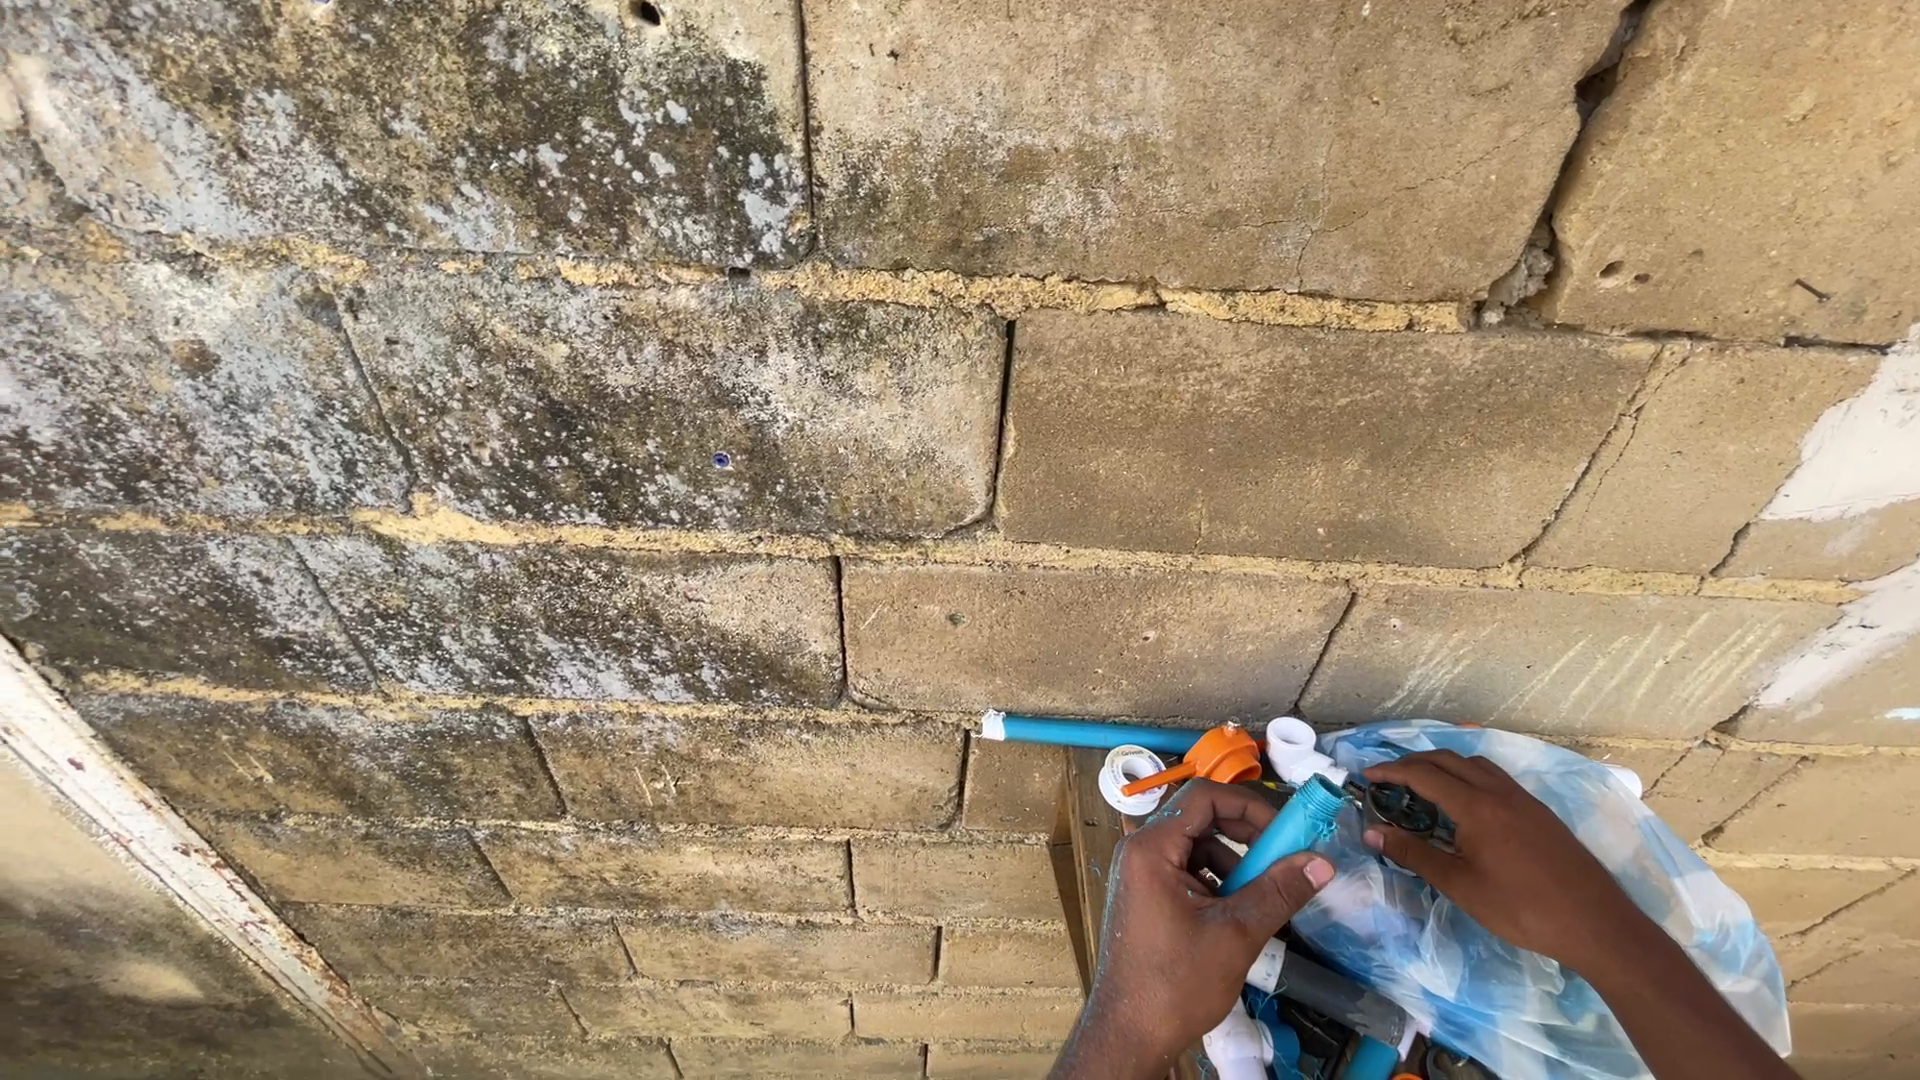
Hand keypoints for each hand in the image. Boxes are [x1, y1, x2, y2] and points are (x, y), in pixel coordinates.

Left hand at [1051, 780, 1334, 1079]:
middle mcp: (1140, 849)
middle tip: (1283, 855)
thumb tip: (1321, 862)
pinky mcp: (1148, 892)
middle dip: (1244, 832)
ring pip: (1195, 844)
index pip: (1202, 796)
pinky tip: (1238, 910)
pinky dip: (1216, 879)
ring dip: (1233, 860)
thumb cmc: (1176, 982)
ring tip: (1262, 893)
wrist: (1131, 1031)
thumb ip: (1278, 891)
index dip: (1248, 805)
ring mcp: (1141, 870)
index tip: (1285, 830)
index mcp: (1151, 847)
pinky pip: (1187, 867)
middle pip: (1198, 816)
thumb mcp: (1236, 934)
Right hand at [1362, 749, 1645, 973]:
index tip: (1366, 776)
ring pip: (1476, 765)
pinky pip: (1496, 779)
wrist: (1601, 929)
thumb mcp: (1461, 886)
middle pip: (1448, 760)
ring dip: (1444, 766)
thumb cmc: (1524, 909)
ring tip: (1426, 785)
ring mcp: (1525, 801)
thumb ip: (1414, 855)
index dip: (1390, 771)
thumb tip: (1371, 833)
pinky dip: (1469, 777)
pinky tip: (1468, 804)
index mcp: (1477, 807)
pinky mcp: (1541, 814)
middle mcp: (1500, 793)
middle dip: (1413, 762)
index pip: (1423, 774)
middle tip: (1390, 778)